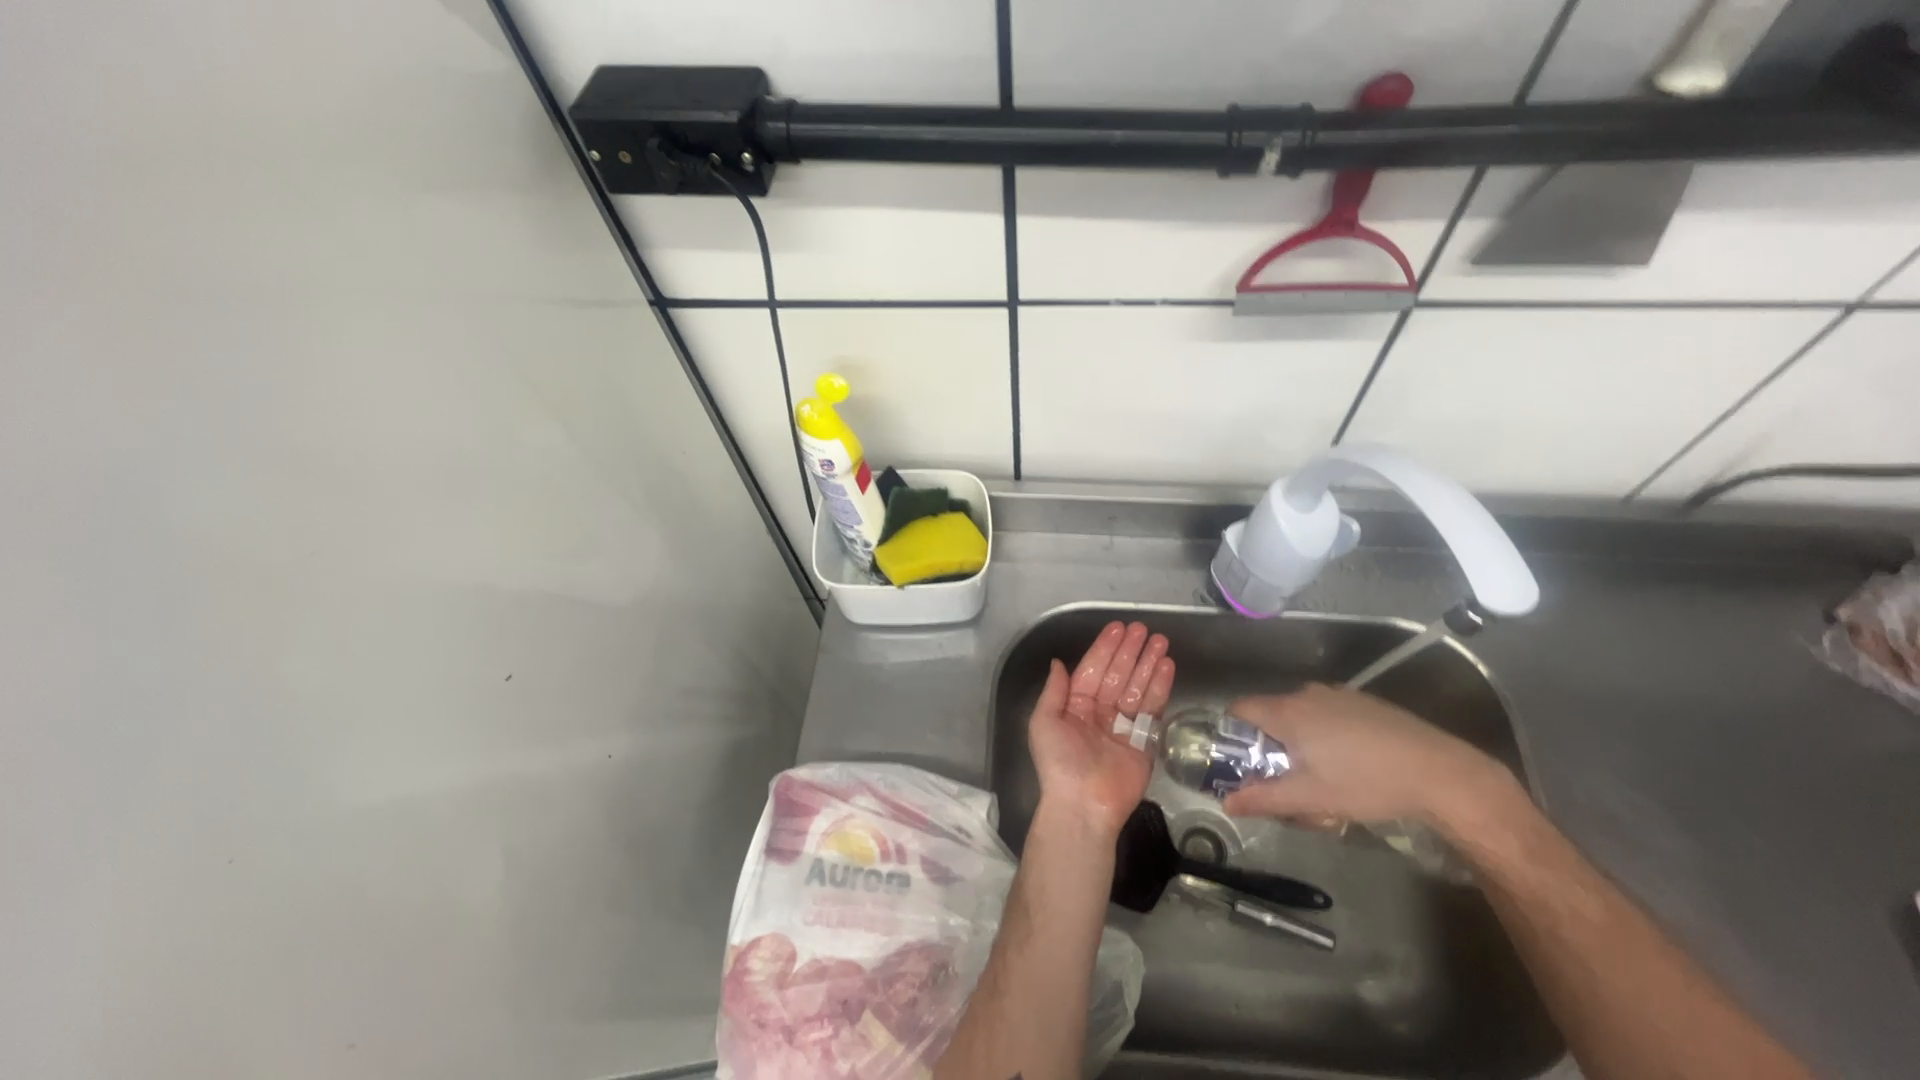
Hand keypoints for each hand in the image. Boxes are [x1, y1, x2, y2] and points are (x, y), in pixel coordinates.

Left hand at [1028, 621, 1175, 838]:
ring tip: (1161, 641)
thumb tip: (1058, 662)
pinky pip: (1152, 709)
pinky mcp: (1144, 742)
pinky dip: (1160, 686)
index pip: (1092, 670)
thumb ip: (1054, 691)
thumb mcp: (1043, 722)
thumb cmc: (1059, 762)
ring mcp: (1123, 727)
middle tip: (1145, 629)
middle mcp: (1099, 713)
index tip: (1118, 628)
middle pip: (1117, 675)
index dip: (1105, 649)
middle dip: (1130, 651)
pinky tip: (1167, 666)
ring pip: (1137, 687)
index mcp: (1074, 707)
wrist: (1083, 804)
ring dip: (1148, 664)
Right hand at [1220, 684, 1512, 828]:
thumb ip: (1263, 799)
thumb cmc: (1366, 783)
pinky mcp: (1366, 704)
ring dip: (1299, 744)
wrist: (1439, 773)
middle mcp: (1309, 695)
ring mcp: (1341, 696)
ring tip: (1317, 780)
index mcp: (1288, 712)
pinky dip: (1325, 737)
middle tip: (1280, 783)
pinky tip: (1349, 767)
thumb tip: (1226, 803)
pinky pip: (1329, 716)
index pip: (1239, 709)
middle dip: (1268, 747)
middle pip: (1271, 715)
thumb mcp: (1310, 798)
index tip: (1237, 763)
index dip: (1231, 734)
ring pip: (1302, 717)